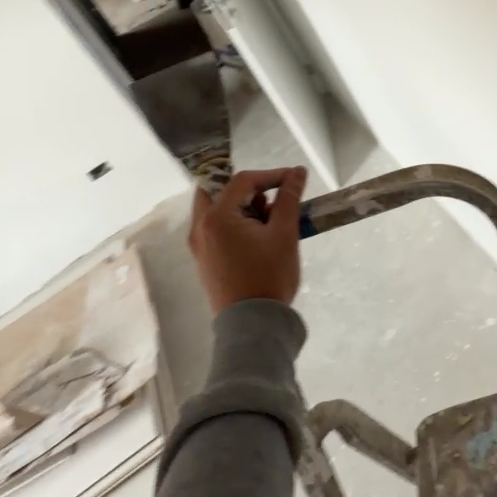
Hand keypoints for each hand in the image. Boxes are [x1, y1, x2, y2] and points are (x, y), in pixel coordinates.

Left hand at [188, 166, 307, 313]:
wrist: (253, 325)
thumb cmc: (269, 275)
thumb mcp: (284, 233)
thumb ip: (289, 198)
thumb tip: (297, 172)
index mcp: (217, 217)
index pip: (242, 181)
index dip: (271, 176)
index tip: (293, 180)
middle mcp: (200, 227)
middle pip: (219, 190)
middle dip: (247, 188)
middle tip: (270, 197)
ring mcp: (198, 245)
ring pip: (215, 209)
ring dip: (240, 205)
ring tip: (268, 220)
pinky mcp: (204, 260)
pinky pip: (215, 228)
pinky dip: (233, 222)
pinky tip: (256, 236)